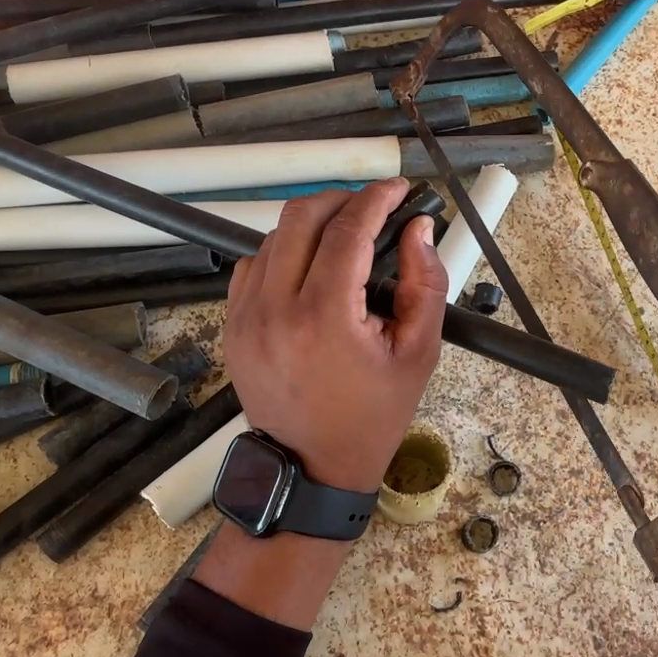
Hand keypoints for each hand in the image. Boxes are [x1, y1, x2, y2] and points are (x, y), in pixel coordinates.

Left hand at [224, 178, 448, 491]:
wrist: (313, 468)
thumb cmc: (372, 417)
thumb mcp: (418, 353)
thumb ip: (425, 283)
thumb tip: (418, 229)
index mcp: (323, 317)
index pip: (347, 231)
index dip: (376, 198)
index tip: (398, 189)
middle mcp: (274, 310)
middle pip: (300, 218)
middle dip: (341, 199)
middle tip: (371, 205)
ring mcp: (244, 318)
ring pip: (272, 237)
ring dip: (311, 226)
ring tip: (345, 237)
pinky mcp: (232, 327)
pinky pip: (251, 266)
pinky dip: (282, 253)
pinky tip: (308, 265)